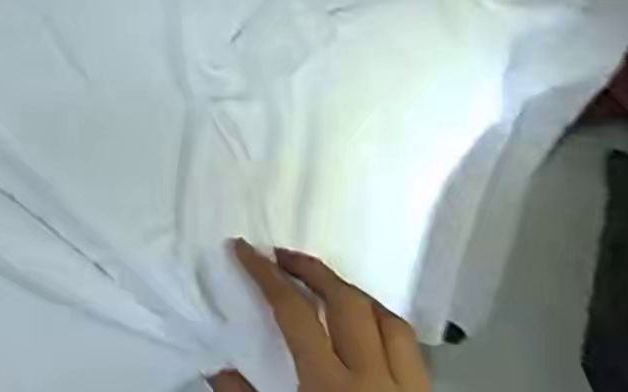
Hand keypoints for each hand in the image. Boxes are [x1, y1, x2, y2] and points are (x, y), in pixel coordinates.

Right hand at [211, 239, 430, 391]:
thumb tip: (216, 369)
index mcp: (331, 389)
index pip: (294, 311)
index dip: (265, 273)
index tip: (243, 249)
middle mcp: (376, 384)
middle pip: (347, 302)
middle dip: (311, 270)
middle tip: (281, 258)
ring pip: (390, 322)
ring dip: (353, 293)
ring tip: (325, 285)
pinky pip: (411, 354)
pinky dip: (383, 328)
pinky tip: (365, 332)